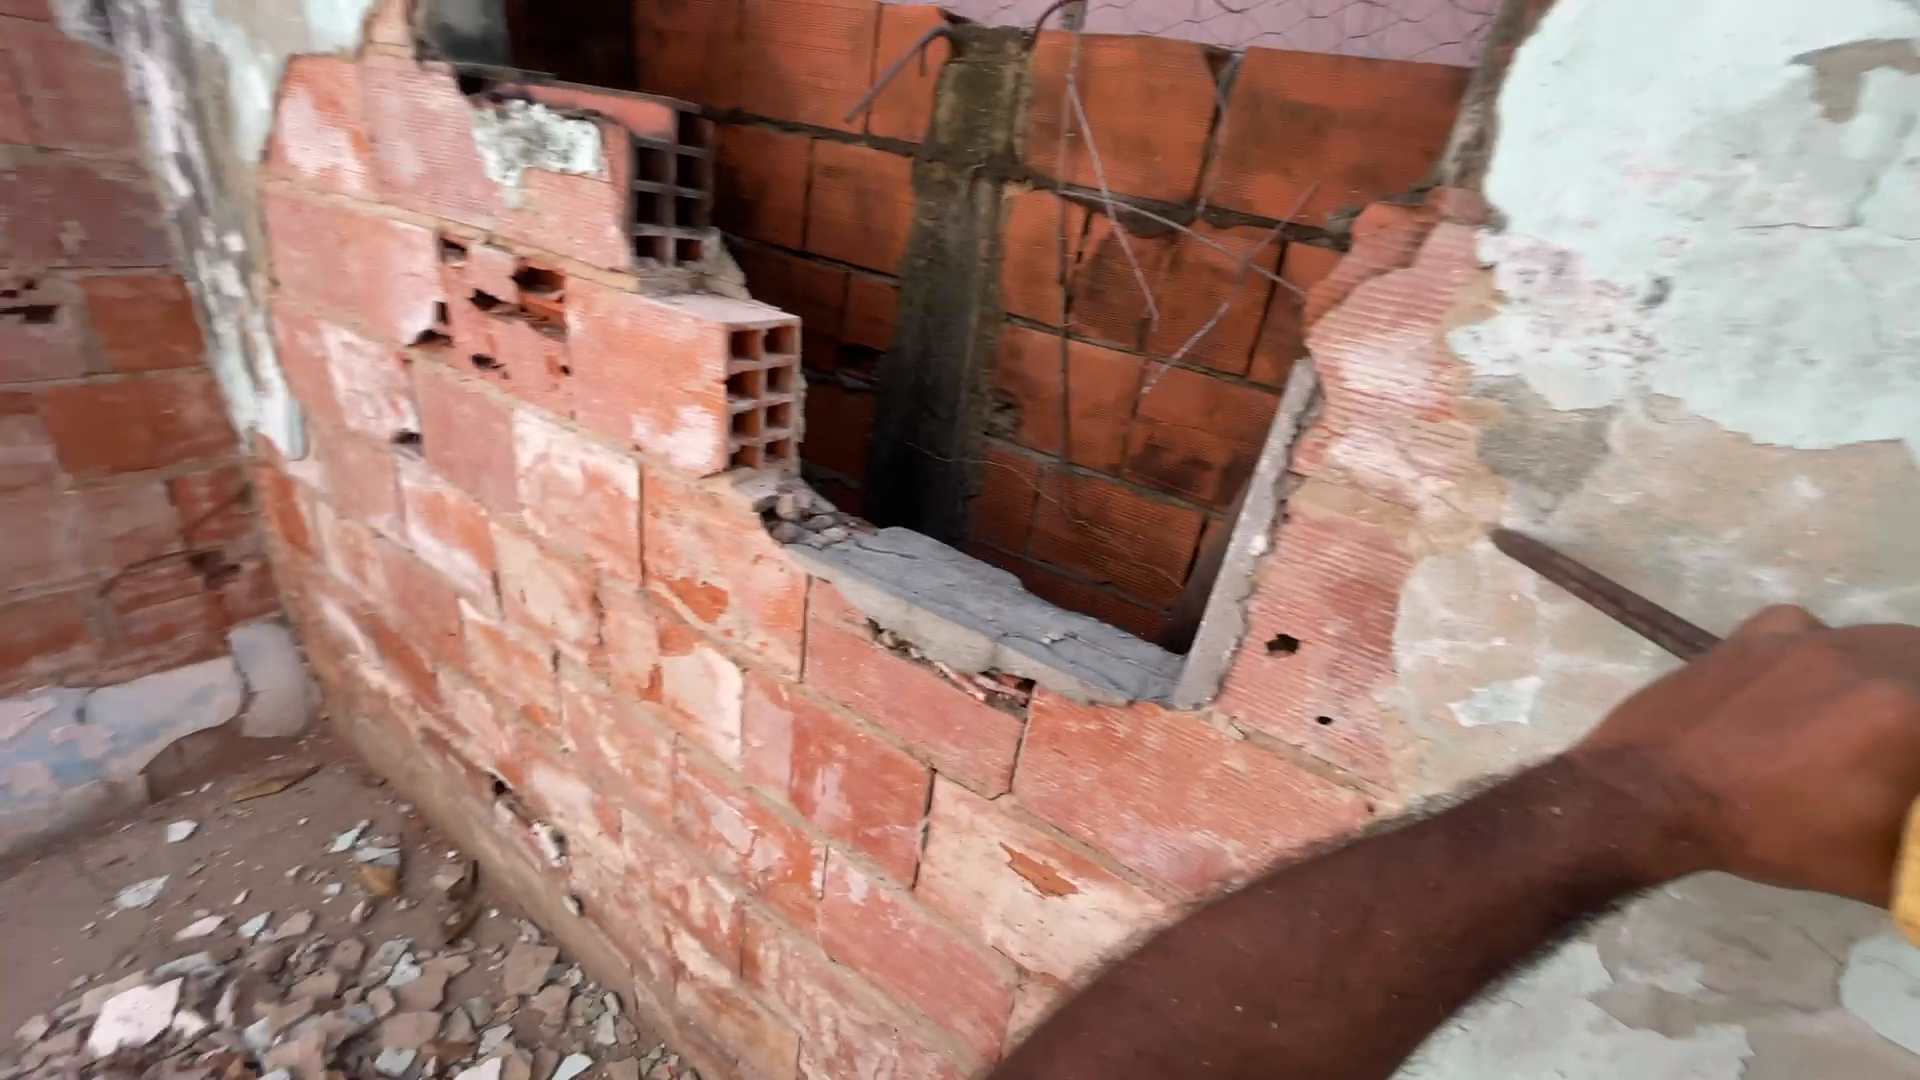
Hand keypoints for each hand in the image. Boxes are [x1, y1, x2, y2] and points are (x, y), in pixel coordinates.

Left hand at [1572, 605, 1919, 904]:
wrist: (1647, 792)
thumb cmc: (1768, 833)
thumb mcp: (1887, 859)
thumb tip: (1918, 811)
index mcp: (1911, 712)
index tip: (1918, 768)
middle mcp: (1859, 661)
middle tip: (1911, 747)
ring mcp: (1793, 644)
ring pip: (1883, 643)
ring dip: (1901, 675)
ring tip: (1883, 719)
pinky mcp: (1740, 642)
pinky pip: (1803, 624)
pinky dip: (1824, 644)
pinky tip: (1814, 678)